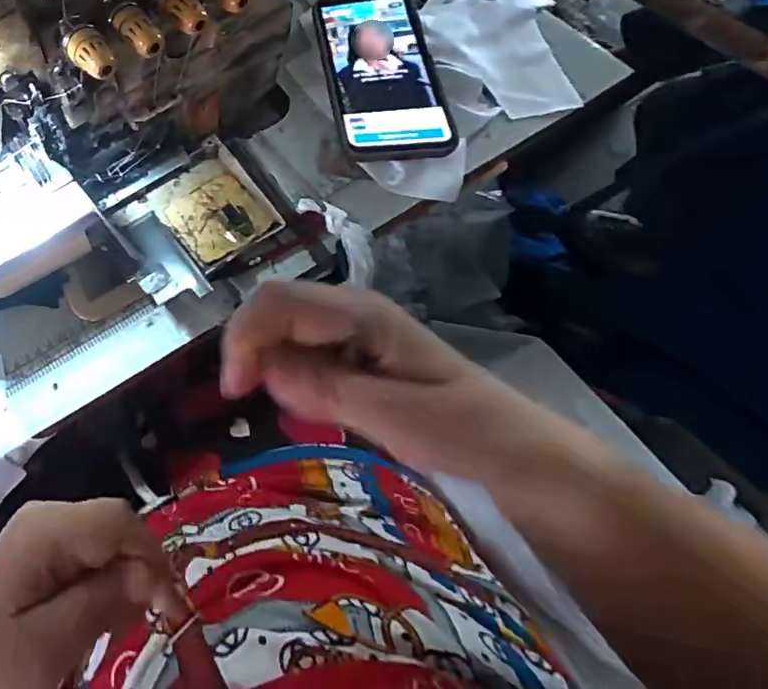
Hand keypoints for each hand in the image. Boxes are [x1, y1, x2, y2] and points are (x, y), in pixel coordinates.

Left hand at [0, 499, 180, 688]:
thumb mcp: (44, 650)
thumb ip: (98, 601)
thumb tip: (147, 570)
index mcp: (43, 527)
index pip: (118, 518)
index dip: (152, 558)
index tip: (172, 611)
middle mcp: (38, 525)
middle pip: (109, 531)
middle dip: (138, 570)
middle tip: (157, 624)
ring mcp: (29, 550)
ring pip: (96, 553)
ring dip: (119, 586)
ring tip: (127, 628)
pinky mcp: (24, 577)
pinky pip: (75, 574)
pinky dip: (95, 597)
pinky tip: (95, 625)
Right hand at [220, 282, 597, 490]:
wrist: (534, 465)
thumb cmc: (475, 436)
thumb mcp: (401, 418)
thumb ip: (328, 389)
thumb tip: (261, 368)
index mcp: (361, 313)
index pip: (277, 301)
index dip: (244, 336)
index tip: (233, 391)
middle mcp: (348, 313)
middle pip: (271, 311)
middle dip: (248, 350)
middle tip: (246, 405)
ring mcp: (349, 336)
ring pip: (280, 334)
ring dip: (265, 367)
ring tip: (283, 412)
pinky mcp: (351, 361)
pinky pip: (299, 359)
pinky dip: (286, 382)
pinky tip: (303, 412)